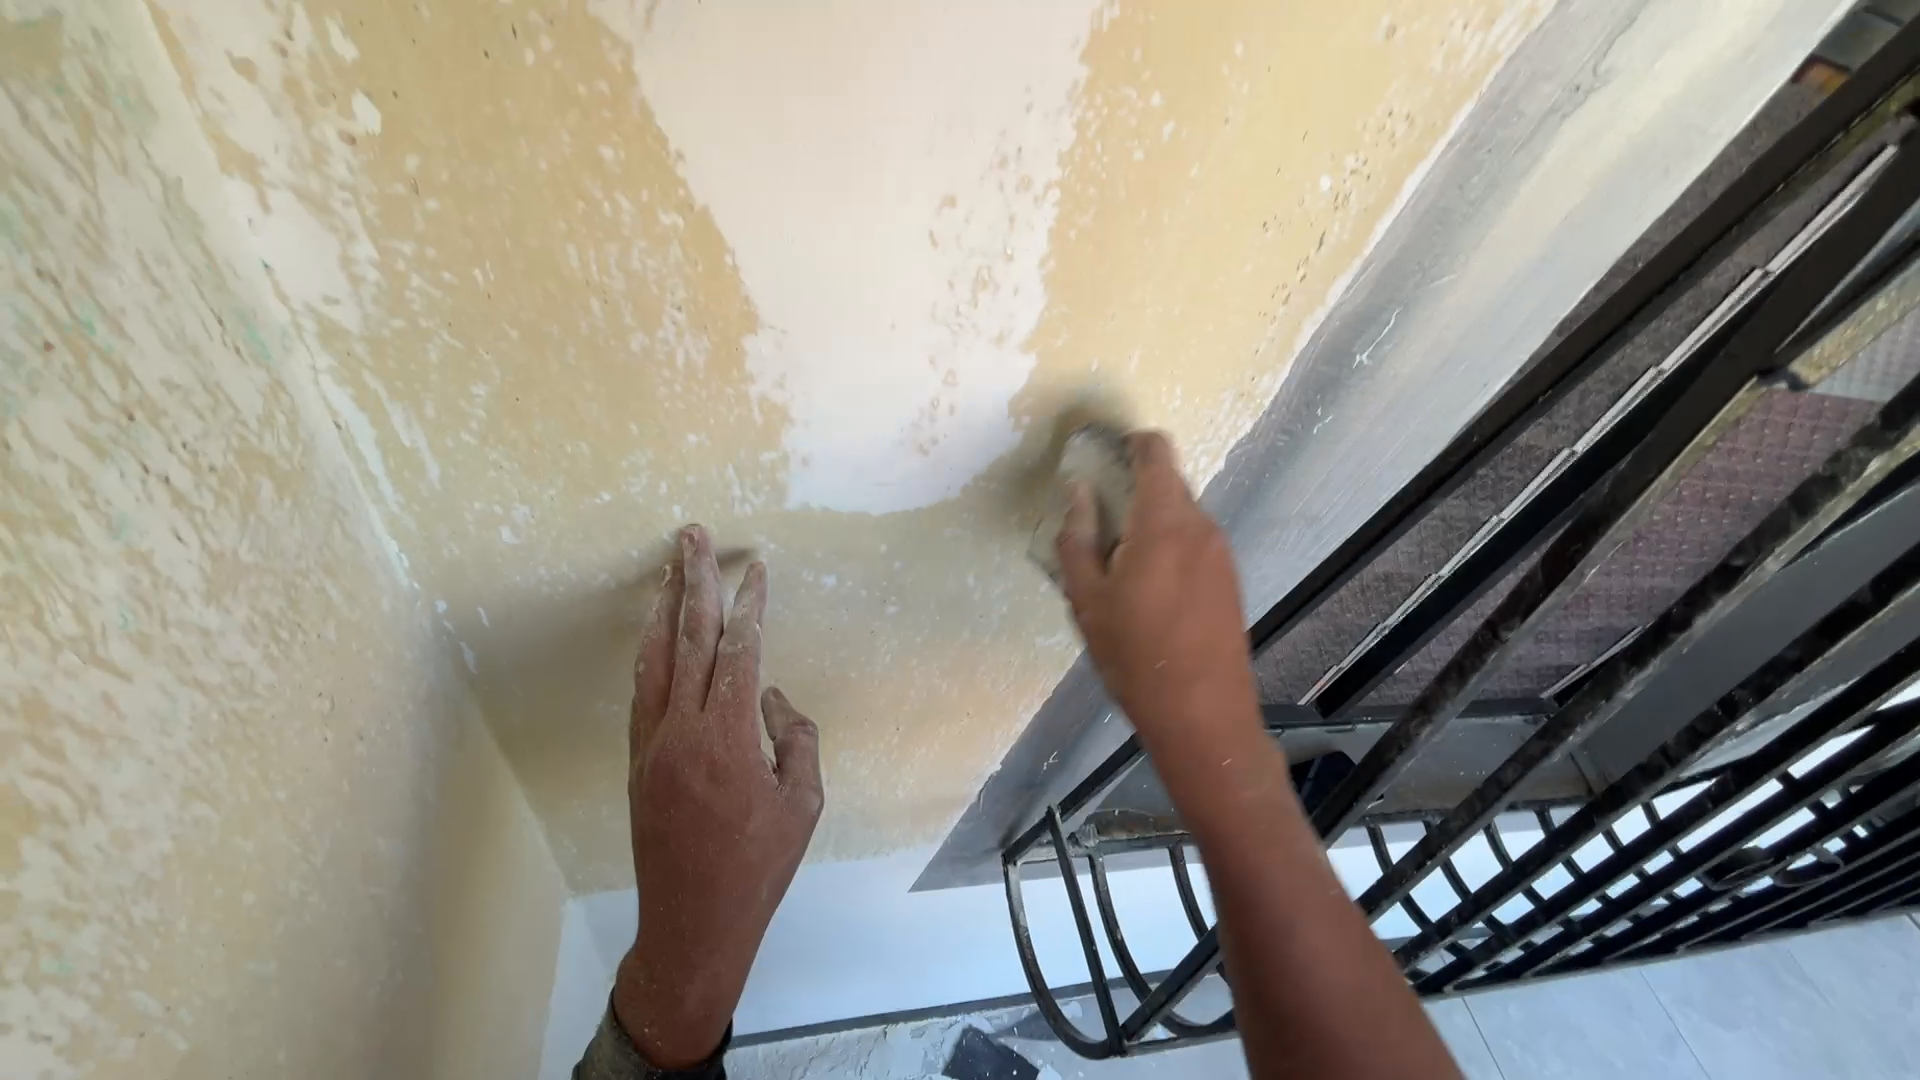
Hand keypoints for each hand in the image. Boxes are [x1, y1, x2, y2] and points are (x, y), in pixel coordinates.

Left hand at [613, 525, 823, 1067]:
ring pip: (655, 659)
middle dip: (692, 582)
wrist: (693, 923)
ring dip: (664, 608)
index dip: (748, 606)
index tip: (755, 568)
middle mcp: (682, 729)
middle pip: (688, 638)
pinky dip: (651, 652)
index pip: (738, 651)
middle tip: (691, 537)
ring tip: (668, 567)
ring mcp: (652, 744)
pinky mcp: (638, 761)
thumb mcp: (804, 803)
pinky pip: (643, 691)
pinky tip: (656, 633)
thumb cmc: (759, 865)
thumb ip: (796, 738)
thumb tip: (772, 698)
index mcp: (728, 737)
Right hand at [1055, 432, 1262, 752]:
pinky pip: (1194, 543)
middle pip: (1168, 484)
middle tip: (1097, 526)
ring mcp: (1221, 553)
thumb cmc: (1134, 655)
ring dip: (1150, 523)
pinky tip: (1149, 590)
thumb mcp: (1086, 599)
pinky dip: (1169, 546)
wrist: (1202, 713)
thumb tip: (1078, 491)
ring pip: (1181, 516)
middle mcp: (1201, 526)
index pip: (1156, 452)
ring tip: (1119, 566)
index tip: (1102, 457)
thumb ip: (1077, 537)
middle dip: (1132, 491)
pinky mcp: (1229, 579)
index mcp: (1163, 521)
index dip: (1130, 444)